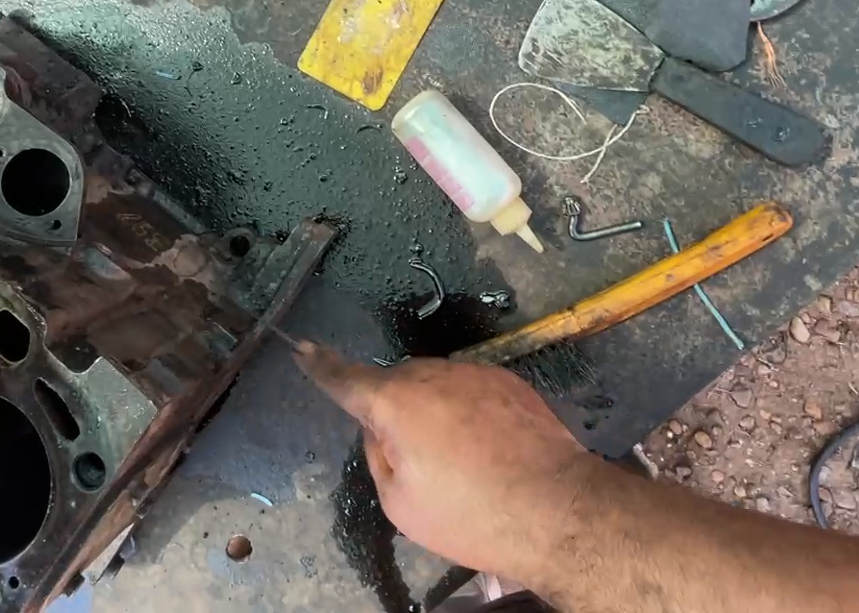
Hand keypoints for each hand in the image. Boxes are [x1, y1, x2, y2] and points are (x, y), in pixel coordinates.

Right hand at [293, 342, 588, 583]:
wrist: (557, 507)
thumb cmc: (470, 512)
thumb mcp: (401, 503)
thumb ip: (378, 455)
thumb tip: (384, 430)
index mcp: (393, 402)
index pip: (344, 379)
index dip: (319, 364)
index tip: (301, 346)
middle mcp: (427, 374)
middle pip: (396, 386)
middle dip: (398, 412)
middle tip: (423, 461)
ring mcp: (469, 371)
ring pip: (436, 386)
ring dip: (437, 412)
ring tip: (468, 461)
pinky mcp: (505, 377)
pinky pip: (470, 389)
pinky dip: (471, 412)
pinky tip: (494, 449)